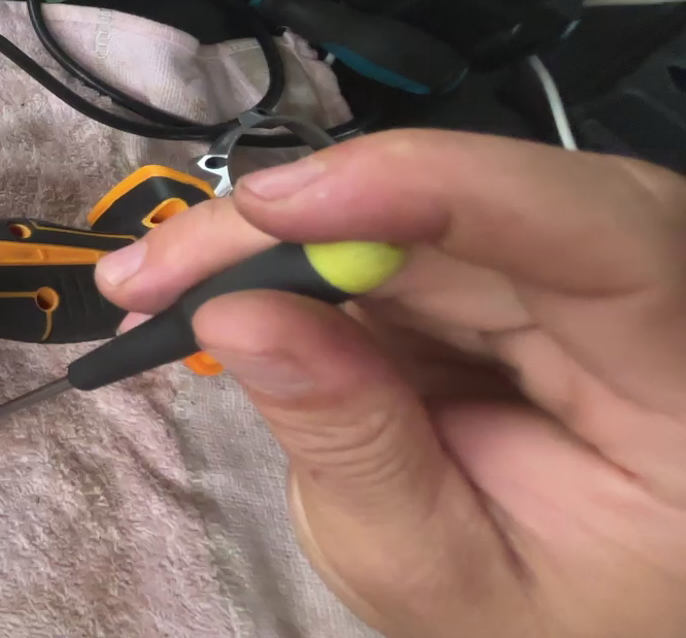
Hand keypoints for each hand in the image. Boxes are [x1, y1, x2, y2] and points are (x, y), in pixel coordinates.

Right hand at [95, 130, 685, 636]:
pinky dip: (255, 257)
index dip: (429, 187)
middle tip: (147, 276)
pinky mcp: (469, 273)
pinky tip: (189, 289)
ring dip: (243, 242)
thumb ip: (345, 442)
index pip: (595, 235)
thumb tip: (232, 314)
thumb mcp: (423, 563)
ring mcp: (542, 281)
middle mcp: (635, 305)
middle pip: (443, 206)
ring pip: (376, 207)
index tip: (265, 204)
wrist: (544, 616)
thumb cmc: (522, 619)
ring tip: (146, 288)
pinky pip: (349, 233)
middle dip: (271, 230)